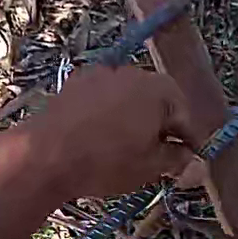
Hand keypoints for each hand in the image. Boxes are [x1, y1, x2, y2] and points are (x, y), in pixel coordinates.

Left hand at [0, 65, 199, 203]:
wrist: (44, 155)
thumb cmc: (106, 161)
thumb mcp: (149, 167)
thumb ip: (176, 160)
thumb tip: (193, 162)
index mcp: (160, 89)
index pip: (186, 119)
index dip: (190, 144)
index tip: (188, 164)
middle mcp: (133, 72)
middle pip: (157, 104)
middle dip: (160, 130)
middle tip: (158, 161)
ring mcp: (101, 74)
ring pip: (127, 100)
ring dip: (132, 122)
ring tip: (126, 153)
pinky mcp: (74, 84)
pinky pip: (101, 101)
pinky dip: (106, 117)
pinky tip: (98, 140)